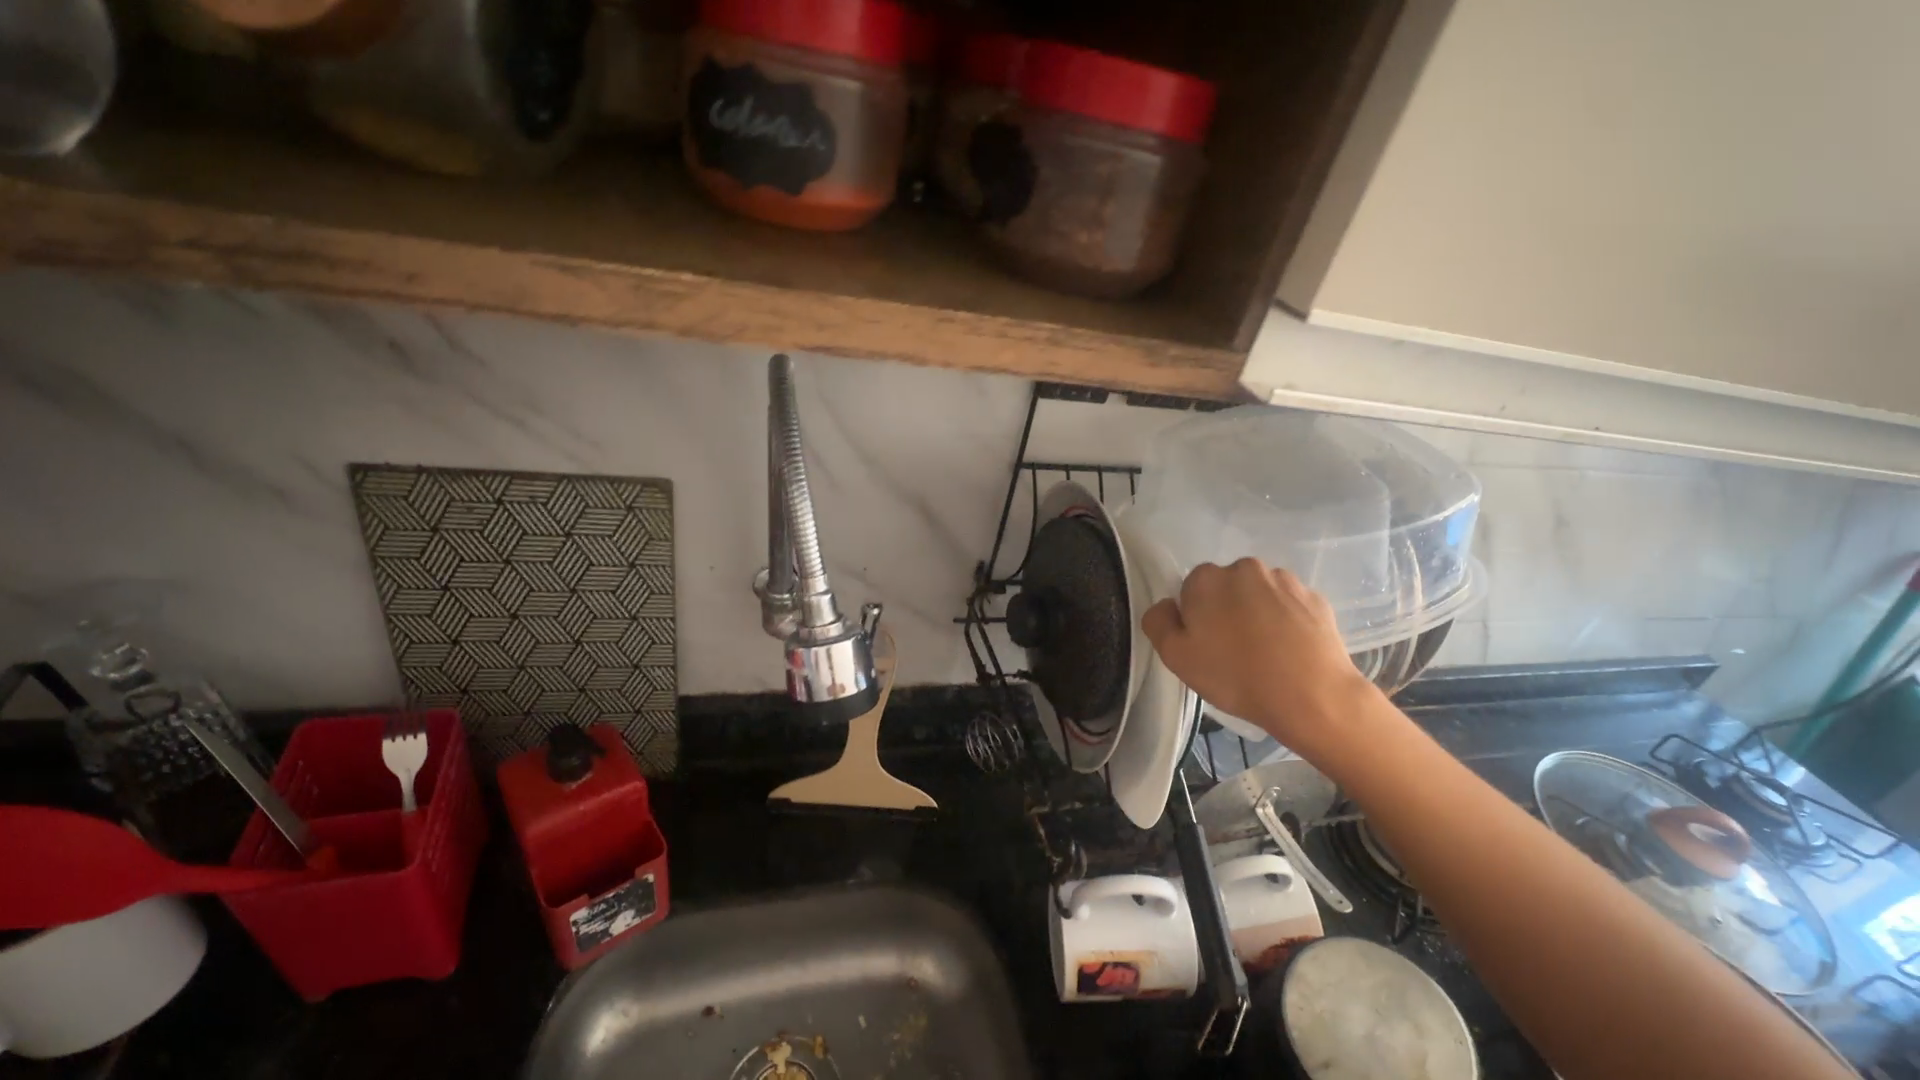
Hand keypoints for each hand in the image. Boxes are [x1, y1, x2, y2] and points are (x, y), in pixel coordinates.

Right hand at [1141, 558, 1379, 756]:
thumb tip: (1166, 605)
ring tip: (1266, 653)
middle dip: (1227, 610)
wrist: (1311, 695)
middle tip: (1233, 650)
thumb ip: (1158, 622)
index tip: (1205, 645)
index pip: (1190, 590)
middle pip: (1226, 588)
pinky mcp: (1315, 598)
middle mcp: (1245, 568)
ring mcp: (1285, 581)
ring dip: (1258, 613)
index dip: (1195, 618)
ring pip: (1260, 594)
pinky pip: (1290, 606)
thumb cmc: (1235, 676)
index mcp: (1206, 579)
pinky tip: (1290, 651)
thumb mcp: (1176, 658)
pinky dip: (1287, 621)